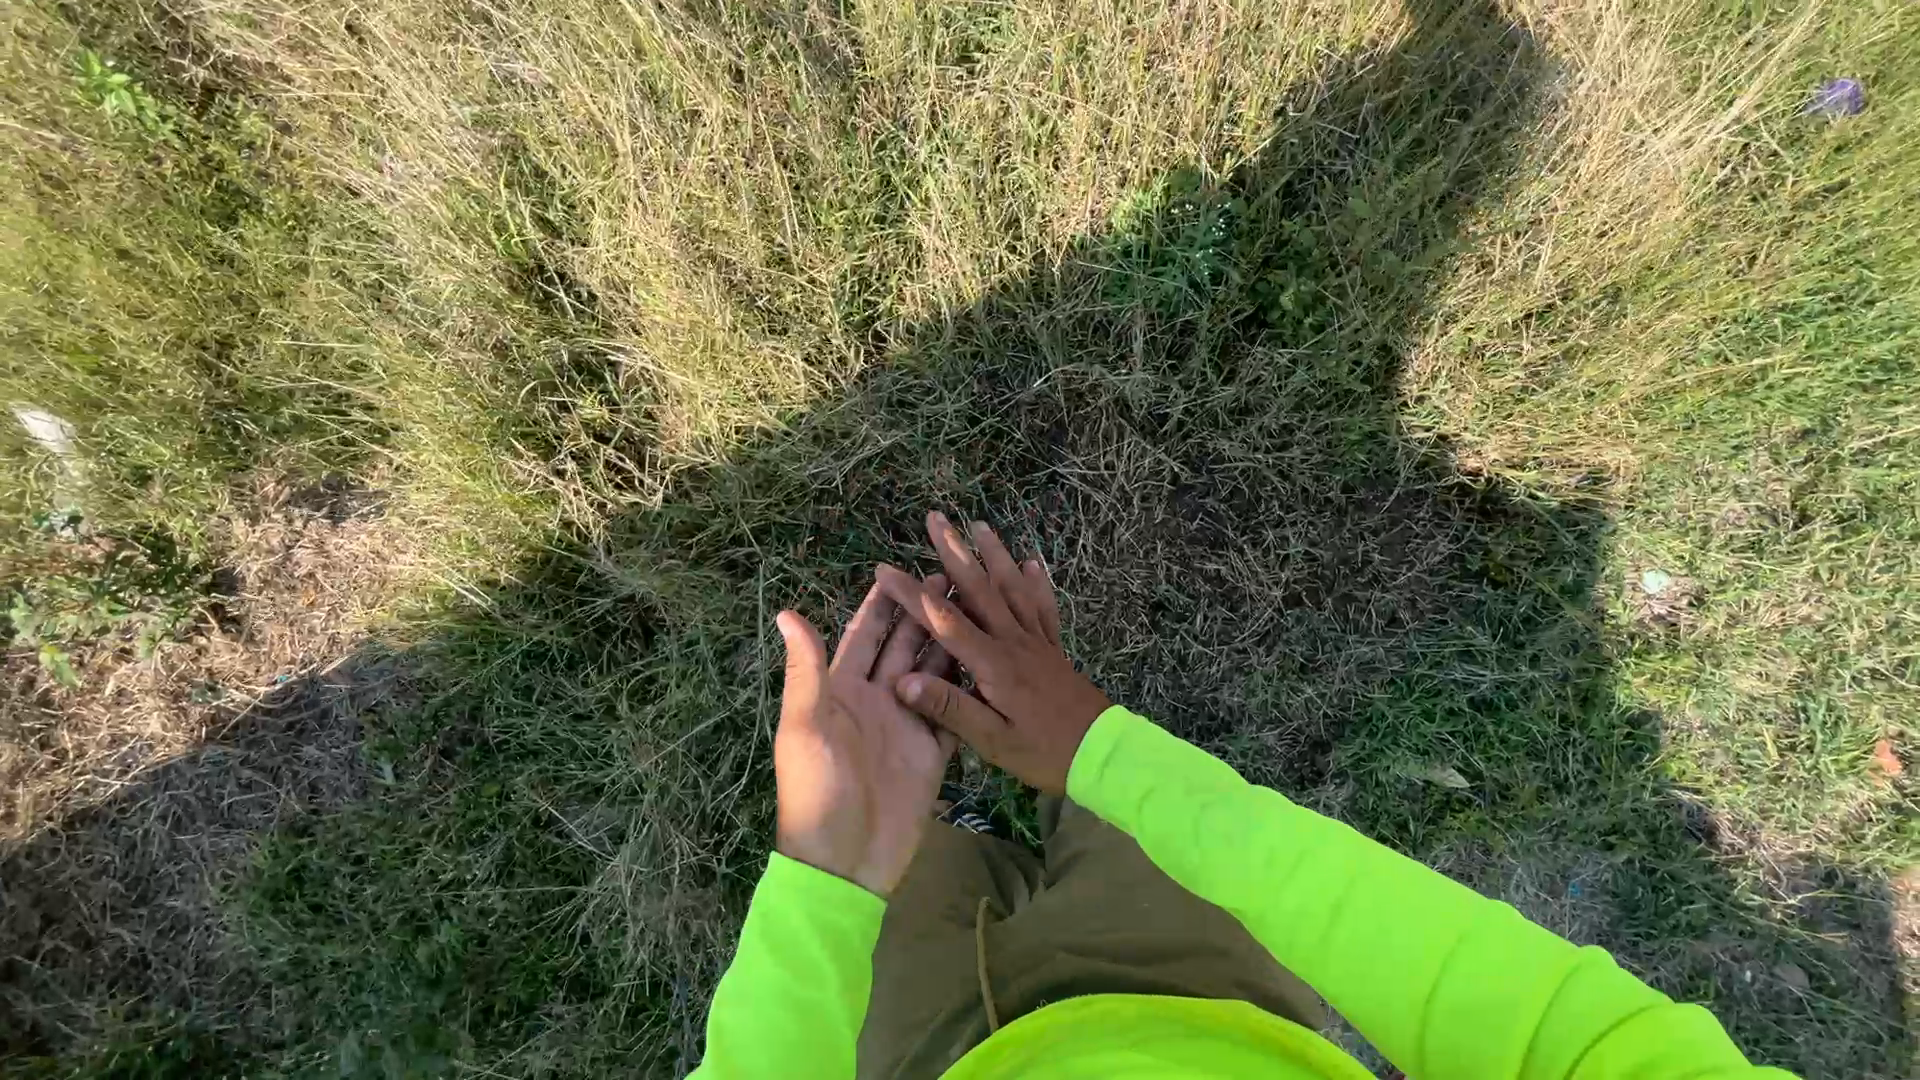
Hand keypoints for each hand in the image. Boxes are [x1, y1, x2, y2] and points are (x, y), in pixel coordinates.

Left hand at [773, 574, 957, 896]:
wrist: (846, 861)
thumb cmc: (816, 790)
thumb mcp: (805, 726)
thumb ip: (806, 670)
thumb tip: (788, 612)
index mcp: (842, 690)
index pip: (863, 636)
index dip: (880, 605)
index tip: (898, 572)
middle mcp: (877, 700)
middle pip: (902, 647)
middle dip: (922, 614)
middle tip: (949, 580)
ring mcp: (907, 724)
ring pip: (931, 673)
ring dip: (949, 644)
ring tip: (974, 612)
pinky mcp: (932, 751)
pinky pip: (953, 712)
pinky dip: (967, 690)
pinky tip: (988, 664)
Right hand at [876, 512, 1111, 793]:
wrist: (1105, 755)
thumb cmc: (1044, 753)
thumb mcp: (992, 740)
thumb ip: (949, 708)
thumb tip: (902, 681)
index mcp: (993, 663)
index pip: (944, 621)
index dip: (912, 594)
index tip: (885, 569)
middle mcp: (1014, 642)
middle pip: (980, 589)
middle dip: (954, 552)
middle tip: (935, 519)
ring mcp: (1037, 641)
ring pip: (1012, 588)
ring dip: (994, 555)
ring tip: (980, 526)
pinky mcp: (1055, 649)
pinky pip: (1044, 607)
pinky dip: (1037, 583)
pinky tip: (1033, 564)